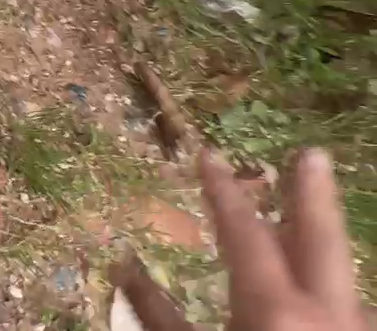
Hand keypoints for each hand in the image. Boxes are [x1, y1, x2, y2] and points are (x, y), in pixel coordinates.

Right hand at [116, 149, 368, 330]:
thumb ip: (157, 311)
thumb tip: (120, 264)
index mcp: (272, 303)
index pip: (242, 229)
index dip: (222, 189)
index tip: (206, 153)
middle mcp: (327, 313)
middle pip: (321, 240)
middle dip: (313, 194)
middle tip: (314, 154)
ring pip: (343, 283)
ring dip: (323, 253)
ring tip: (305, 228)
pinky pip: (347, 311)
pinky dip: (331, 295)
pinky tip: (319, 295)